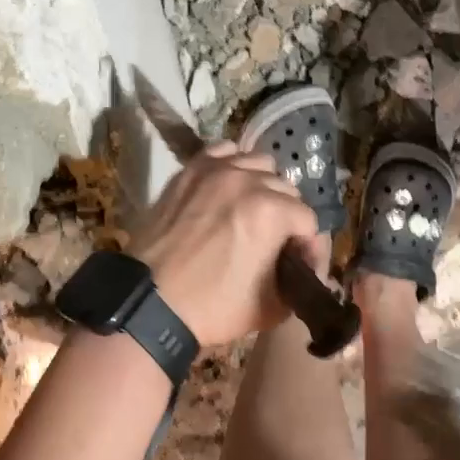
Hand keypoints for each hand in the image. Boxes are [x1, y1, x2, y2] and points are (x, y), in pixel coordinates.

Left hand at [129, 141, 324, 345]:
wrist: (150, 303)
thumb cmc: (213, 307)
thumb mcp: (271, 306)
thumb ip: (300, 280)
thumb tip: (309, 265)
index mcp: (272, 212)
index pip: (308, 219)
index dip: (308, 245)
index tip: (299, 263)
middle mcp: (248, 180)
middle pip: (287, 190)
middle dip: (288, 216)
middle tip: (274, 242)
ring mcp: (217, 170)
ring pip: (258, 164)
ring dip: (263, 187)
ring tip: (251, 212)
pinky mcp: (191, 170)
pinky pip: (225, 151)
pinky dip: (234, 165)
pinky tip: (229, 188)